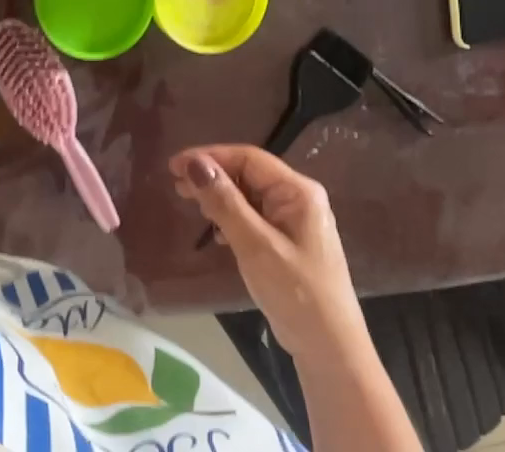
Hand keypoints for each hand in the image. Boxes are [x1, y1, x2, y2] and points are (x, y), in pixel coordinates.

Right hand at [171, 145, 367, 363]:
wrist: (329, 348)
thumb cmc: (296, 292)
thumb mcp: (255, 245)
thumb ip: (225, 202)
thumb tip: (195, 163)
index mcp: (298, 191)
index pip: (248, 158)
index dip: (210, 157)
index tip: (174, 166)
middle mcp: (299, 198)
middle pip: (248, 173)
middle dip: (212, 176)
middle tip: (176, 185)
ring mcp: (295, 221)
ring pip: (249, 195)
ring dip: (219, 196)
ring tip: (191, 204)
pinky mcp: (288, 242)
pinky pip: (254, 216)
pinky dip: (231, 217)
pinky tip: (217, 232)